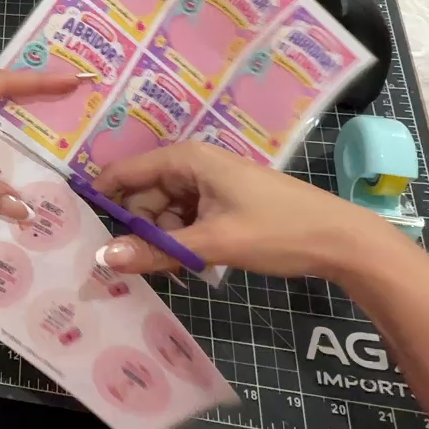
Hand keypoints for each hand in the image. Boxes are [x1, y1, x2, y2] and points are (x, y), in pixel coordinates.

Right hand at [93, 143, 393, 280]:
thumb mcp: (213, 244)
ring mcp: (209, 183)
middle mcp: (193, 165)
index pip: (125, 172)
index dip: (103, 198)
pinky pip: (186, 217)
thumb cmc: (278, 231)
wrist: (346, 243)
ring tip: (172, 268)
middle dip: (140, 227)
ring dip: (163, 238)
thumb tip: (103, 258)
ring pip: (165, 210)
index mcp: (186, 160)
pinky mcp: (223, 201)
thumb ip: (156, 251)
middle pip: (145, 195)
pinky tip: (190, 263)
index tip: (82, 227)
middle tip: (138, 262)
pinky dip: (182, 239)